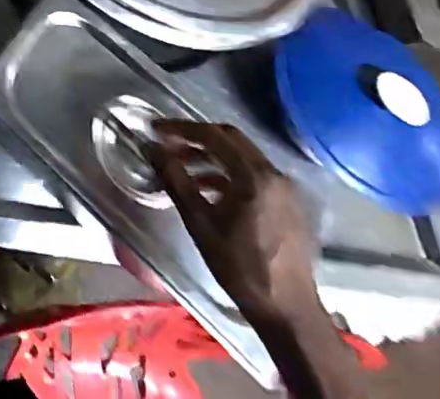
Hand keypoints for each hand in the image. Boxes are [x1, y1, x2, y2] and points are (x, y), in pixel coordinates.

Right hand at [147, 120, 320, 320]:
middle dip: (195, 137)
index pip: (214, 135)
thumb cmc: (240, 266)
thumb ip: (174, 179)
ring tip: (180, 166)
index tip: (155, 129)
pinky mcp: (286, 203)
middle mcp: (274, 175)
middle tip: (167, 142)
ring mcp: (284, 189)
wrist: (287, 311)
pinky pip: (251, 174)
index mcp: (255, 176)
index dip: (181, 128)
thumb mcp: (199, 221)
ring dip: (209, 155)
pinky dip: (226, 172)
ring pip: (241, 157)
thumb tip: (152, 149)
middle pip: (230, 140)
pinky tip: (205, 188)